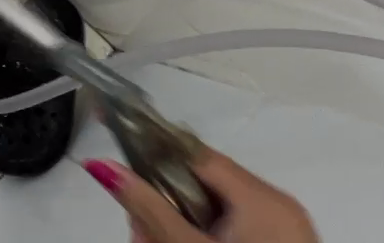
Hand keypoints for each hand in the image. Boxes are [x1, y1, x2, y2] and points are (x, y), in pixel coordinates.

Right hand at [85, 150, 317, 242]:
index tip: (116, 158)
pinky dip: (200, 233)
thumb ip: (144, 204)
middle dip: (159, 202)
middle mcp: (277, 204)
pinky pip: (230, 225)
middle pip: (195, 179)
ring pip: (209, 205)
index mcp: (262, 197)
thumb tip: (98, 163)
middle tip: (139, 231)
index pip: (189, 150)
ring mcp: (284, 229)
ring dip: (174, 221)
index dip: (148, 149)